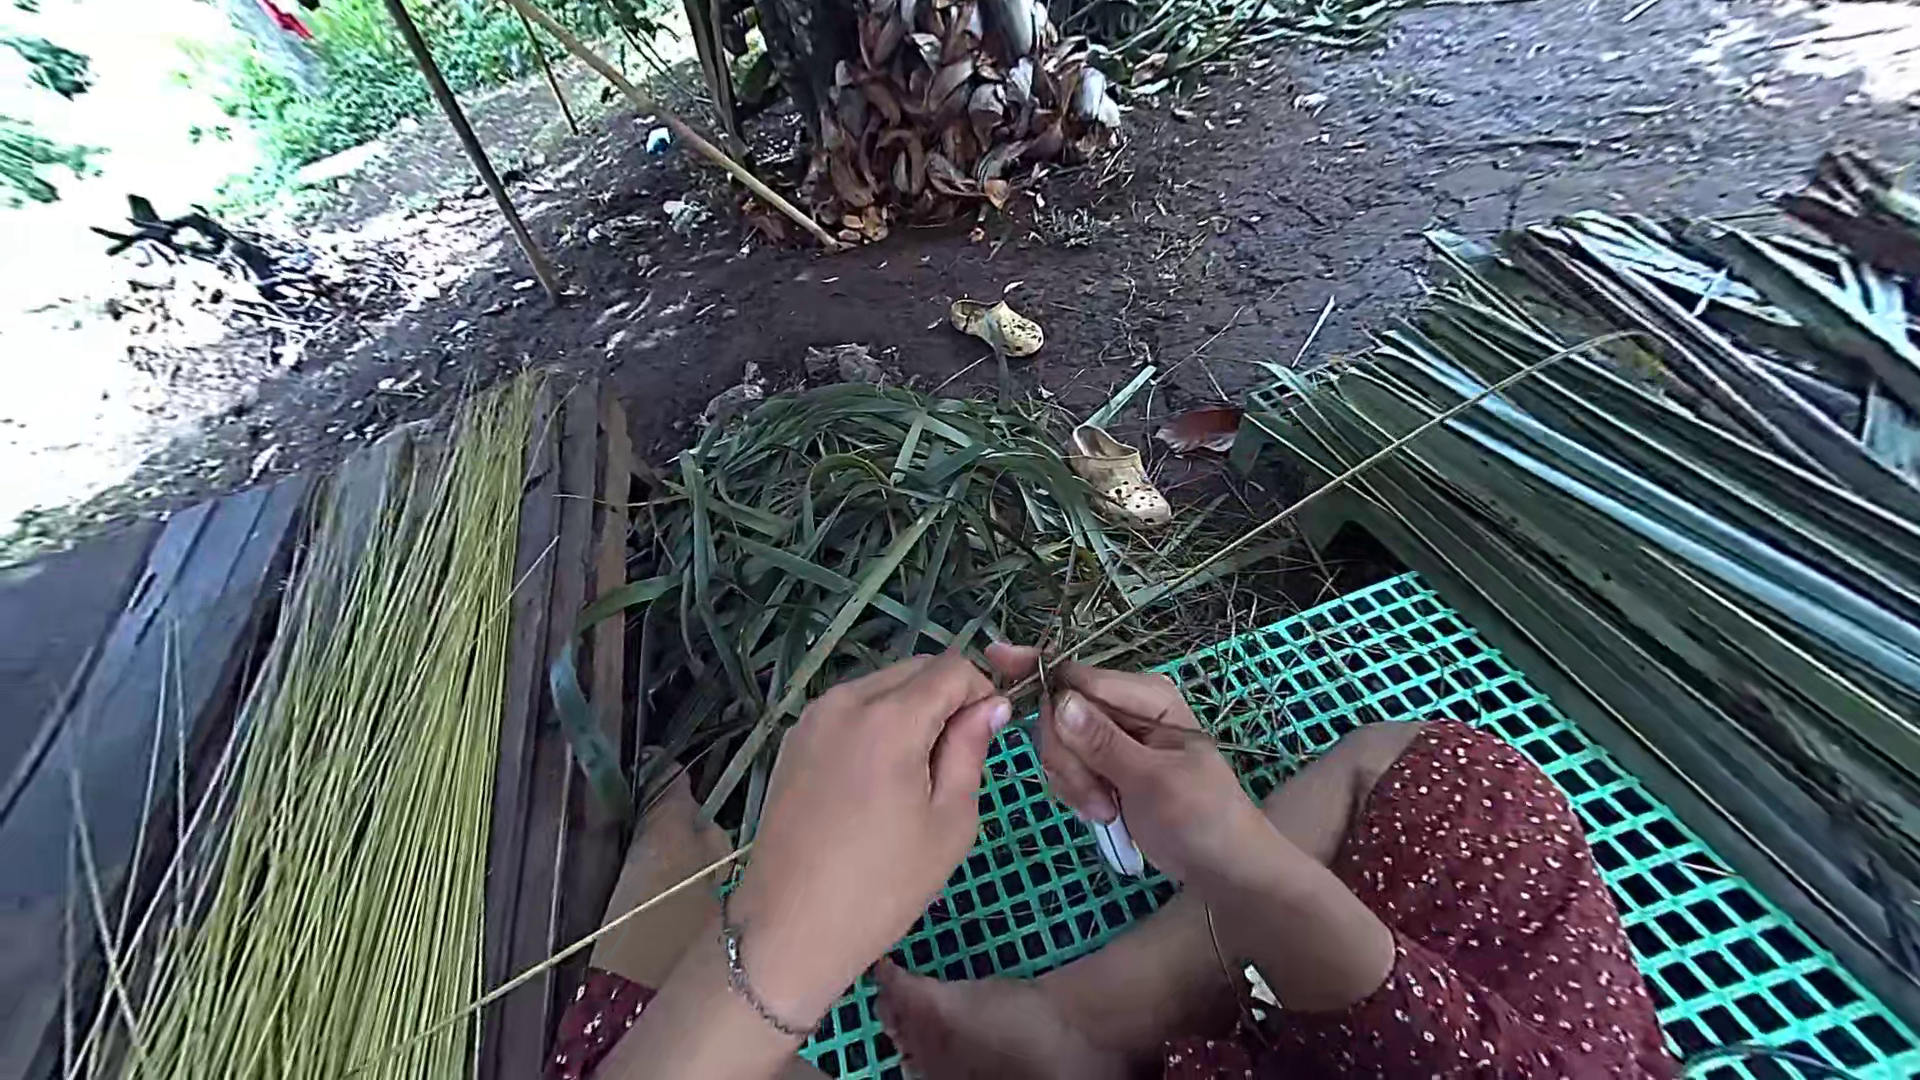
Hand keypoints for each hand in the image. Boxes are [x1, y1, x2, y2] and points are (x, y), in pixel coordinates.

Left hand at [725, 652, 1009, 1031]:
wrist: (787, 931)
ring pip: (884, 683)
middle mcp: (846, 699)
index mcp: (889, 718)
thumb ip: (971, 749)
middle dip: (947, 696)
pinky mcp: (796, 734)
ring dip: (913, 706)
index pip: (951, 668)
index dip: (980, 690)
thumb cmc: (882, 885)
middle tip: (955, 754)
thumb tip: (993, 705)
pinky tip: (876, 773)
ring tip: (914, 768)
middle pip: (917, 668)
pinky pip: (852, 704)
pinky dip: (878, 718)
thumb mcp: (949, 821)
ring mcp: (815, 714)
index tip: (988, 730)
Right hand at [986, 643, 1268, 883]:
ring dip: (1073, 781)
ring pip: (1056, 742)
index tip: (997, 660)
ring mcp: (1108, 734)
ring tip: (1108, 810)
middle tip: (1097, 798)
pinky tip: (1103, 810)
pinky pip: (1063, 765)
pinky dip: (1075, 791)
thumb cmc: (1202, 818)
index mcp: (1144, 695)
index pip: (1077, 675)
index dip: (1037, 671)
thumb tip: (1060, 701)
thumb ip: (1103, 743)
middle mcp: (1121, 706)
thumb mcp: (1155, 781)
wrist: (1222, 869)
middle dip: (1067, 758)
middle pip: (1058, 711)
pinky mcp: (1099, 761)